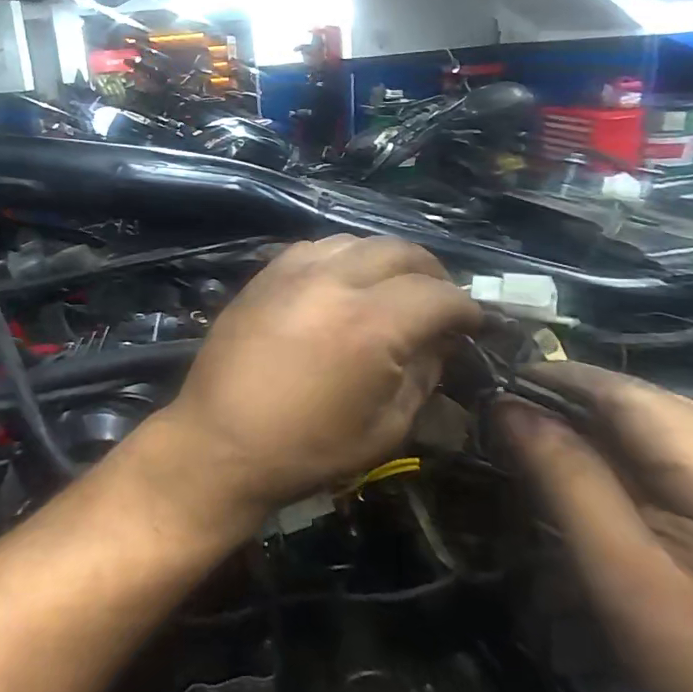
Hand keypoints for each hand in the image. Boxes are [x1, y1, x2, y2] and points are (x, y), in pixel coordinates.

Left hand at [161, 235, 481, 511]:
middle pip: (405, 252)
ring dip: (392, 262)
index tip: (475, 322)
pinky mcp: (270, 271)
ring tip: (397, 288)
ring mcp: (299, 269)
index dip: (466, 307)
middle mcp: (339, 280)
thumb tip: (442, 341)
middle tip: (441, 302)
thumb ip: (424, 373)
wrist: (217, 446)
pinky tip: (349, 282)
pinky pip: (324, 247)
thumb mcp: (387, 426)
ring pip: (365, 241)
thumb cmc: (307, 449)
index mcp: (373, 323)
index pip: (439, 295)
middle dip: (434, 274)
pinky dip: (350, 258)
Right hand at [499, 363, 692, 691]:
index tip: (514, 379)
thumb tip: (514, 412)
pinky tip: (648, 479)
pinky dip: (676, 453)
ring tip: (579, 442)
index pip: (644, 401)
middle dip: (599, 405)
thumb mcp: (633, 596)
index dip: (572, 380)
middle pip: (674, 408)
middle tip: (535, 415)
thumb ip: (573, 490)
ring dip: (635, 427)